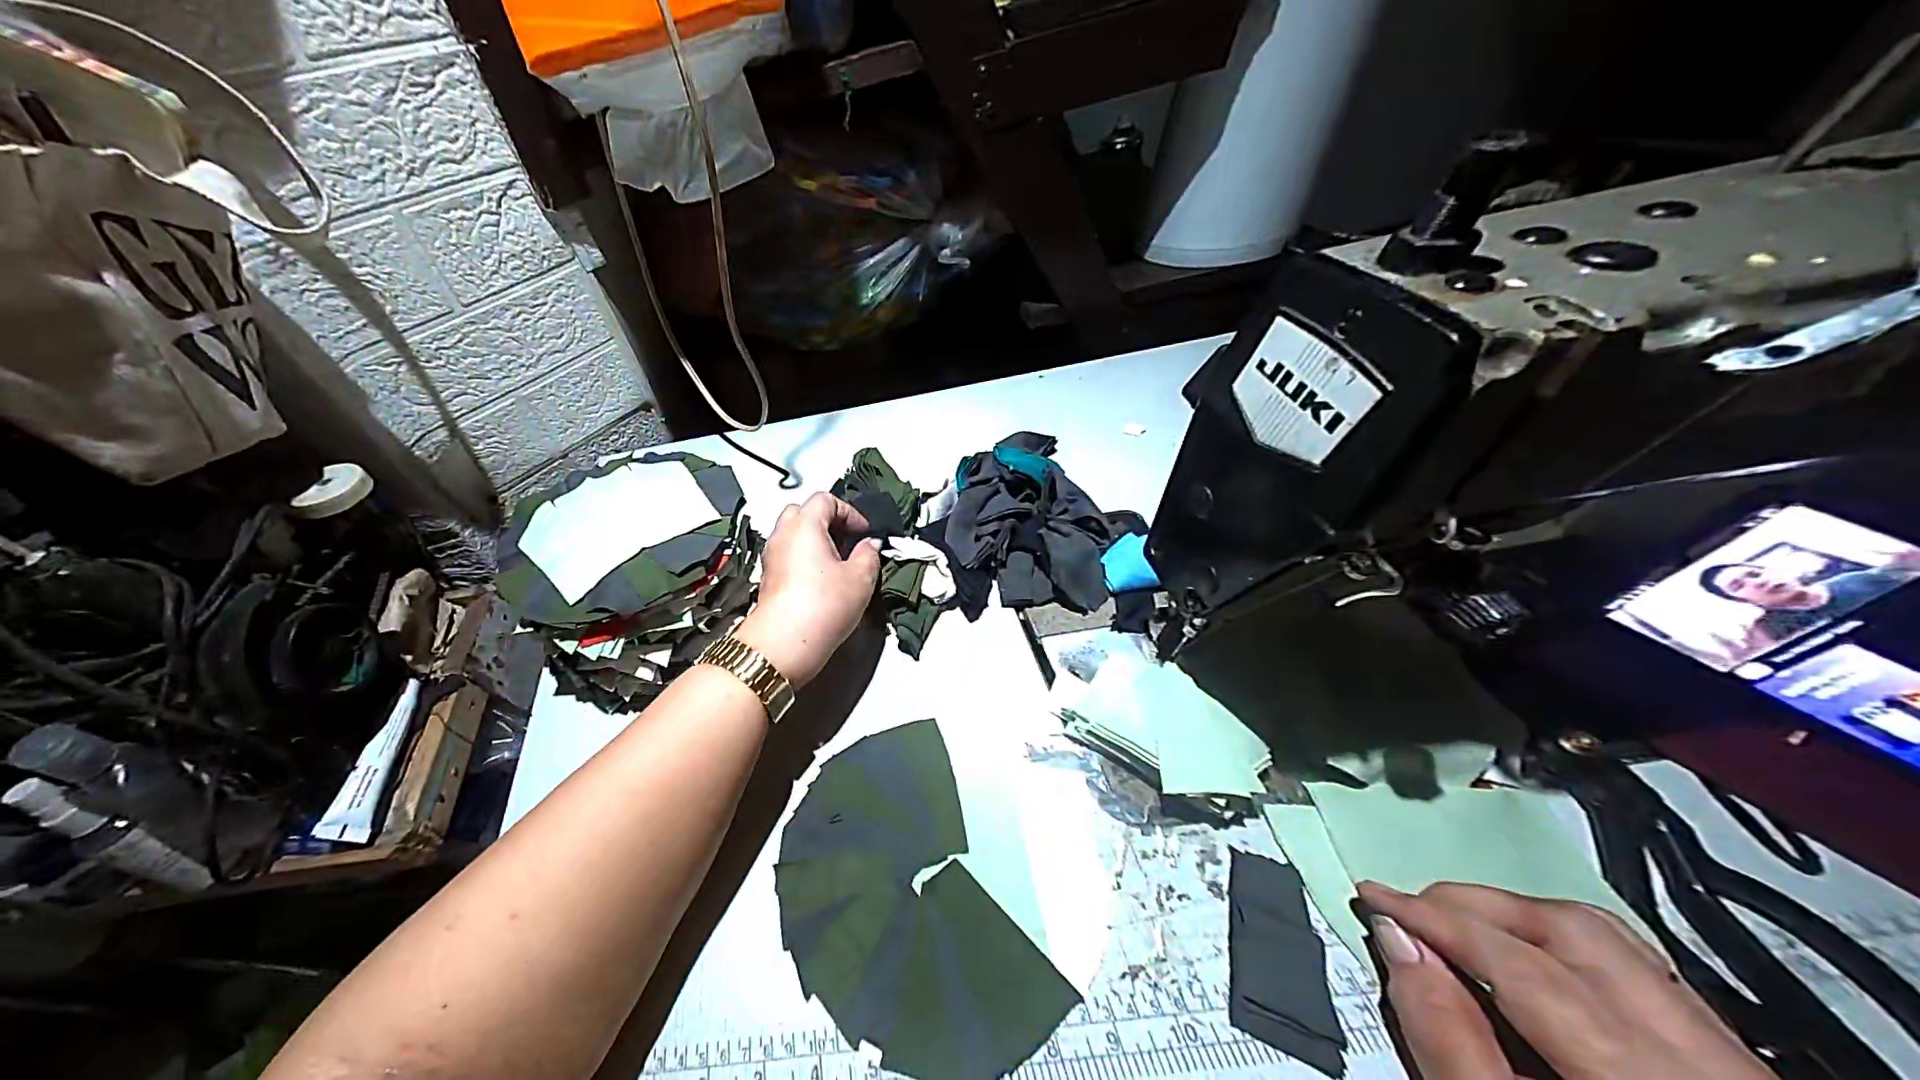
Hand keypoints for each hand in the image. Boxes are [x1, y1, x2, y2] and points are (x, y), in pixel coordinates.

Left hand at [734, 493, 881, 687]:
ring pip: (794, 535)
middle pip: (804, 512)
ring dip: (816, 542)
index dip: (850, 512)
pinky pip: (788, 556)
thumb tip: (870, 545)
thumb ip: (869, 554)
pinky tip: (824, 581)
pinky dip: (805, 559)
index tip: (864, 532)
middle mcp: (783, 535)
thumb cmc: (820, 607)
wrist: (785, 644)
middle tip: (850, 541)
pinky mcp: (769, 579)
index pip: (826, 500)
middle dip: (829, 522)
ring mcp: (772, 557)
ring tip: (840, 563)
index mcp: (804, 524)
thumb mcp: (861, 578)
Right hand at [1359, 882, 1773, 1079]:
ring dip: (1513, 918)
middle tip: (1409, 910)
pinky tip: (1517, 955)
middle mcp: (1709, 1065)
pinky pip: (1637, 965)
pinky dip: (1559, 943)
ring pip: (1608, 938)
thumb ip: (1448, 1037)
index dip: (1436, 921)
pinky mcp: (1727, 1066)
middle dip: (1474, 909)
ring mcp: (1730, 1064)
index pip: (1521, 965)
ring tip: (1453, 924)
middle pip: (1571, 933)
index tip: (1378, 898)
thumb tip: (1399, 944)